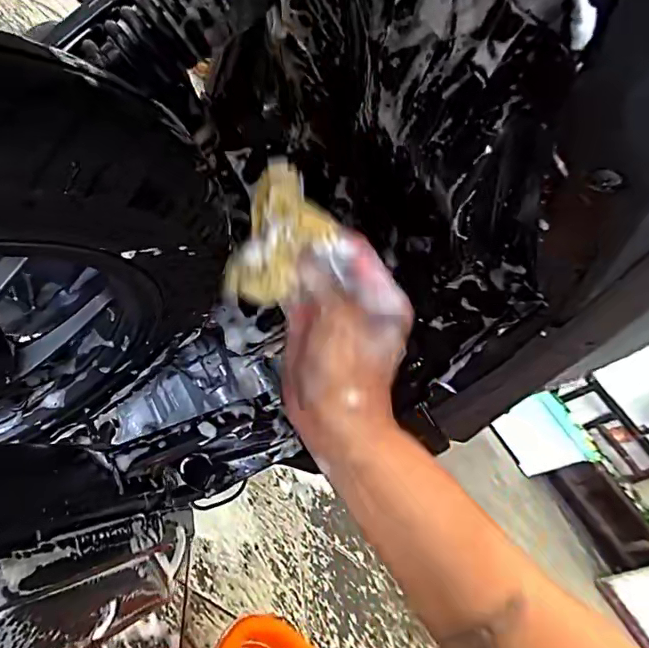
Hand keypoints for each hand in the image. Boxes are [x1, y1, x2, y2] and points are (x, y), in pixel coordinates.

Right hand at [281, 233, 412, 459]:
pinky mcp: (308, 329)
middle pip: (329, 263)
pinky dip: (281, 287)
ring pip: (309, 279)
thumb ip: (321, 283)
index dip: (328, 236)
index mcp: (379, 298)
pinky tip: (269, 276)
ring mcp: (330, 315)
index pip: (354, 251)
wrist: (334, 423)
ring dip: (290, 265)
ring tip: (271, 248)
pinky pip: (294, 298)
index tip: (304, 225)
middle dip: (305, 249)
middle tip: (281, 234)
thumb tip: (306, 255)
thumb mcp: (337, 321)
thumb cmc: (351, 383)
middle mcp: (356, 303)